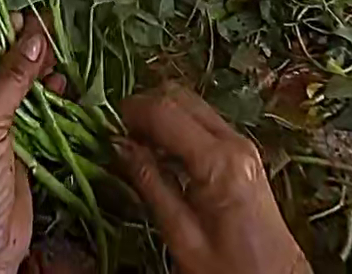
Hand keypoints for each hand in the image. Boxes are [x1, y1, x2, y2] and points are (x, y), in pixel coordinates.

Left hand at [0, 13, 56, 273]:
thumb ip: (9, 80)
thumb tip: (34, 36)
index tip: (17, 9)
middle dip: (18, 43)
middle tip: (45, 21)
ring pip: (14, 83)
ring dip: (35, 66)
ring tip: (56, 44)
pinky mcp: (13, 141)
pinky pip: (31, 107)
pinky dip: (47, 93)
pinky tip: (60, 80)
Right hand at [116, 84, 308, 273]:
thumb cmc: (229, 271)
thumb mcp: (182, 237)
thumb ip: (150, 183)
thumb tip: (118, 144)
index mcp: (219, 161)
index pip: (166, 112)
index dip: (133, 110)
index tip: (108, 123)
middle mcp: (233, 140)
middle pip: (179, 95)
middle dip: (145, 105)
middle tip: (122, 131)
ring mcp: (241, 141)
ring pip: (190, 101)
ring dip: (161, 111)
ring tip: (137, 140)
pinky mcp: (242, 149)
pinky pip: (201, 118)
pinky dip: (176, 122)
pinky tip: (162, 149)